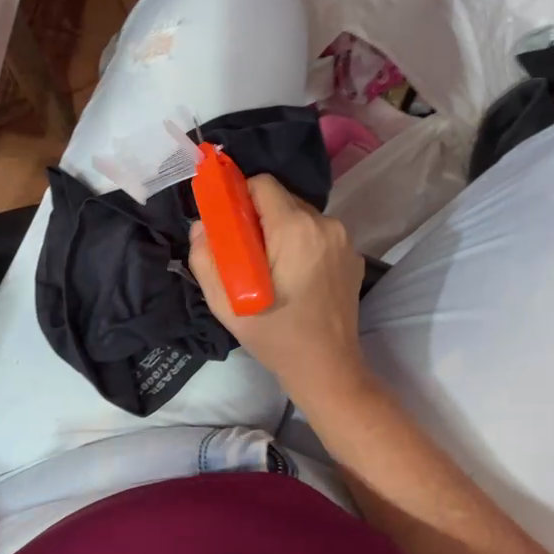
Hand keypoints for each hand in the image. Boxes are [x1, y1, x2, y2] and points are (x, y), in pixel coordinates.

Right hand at [189, 174, 367, 402]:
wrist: (326, 368)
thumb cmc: (274, 337)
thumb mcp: (226, 304)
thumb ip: (206, 259)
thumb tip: (201, 225)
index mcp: (295, 230)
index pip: (262, 185)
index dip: (237, 198)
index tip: (225, 225)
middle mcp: (325, 224)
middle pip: (281, 200)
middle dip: (257, 219)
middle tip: (242, 256)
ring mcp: (344, 240)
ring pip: (299, 217)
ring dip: (278, 234)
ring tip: (267, 272)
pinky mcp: (352, 256)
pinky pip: (316, 236)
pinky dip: (299, 247)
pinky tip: (291, 280)